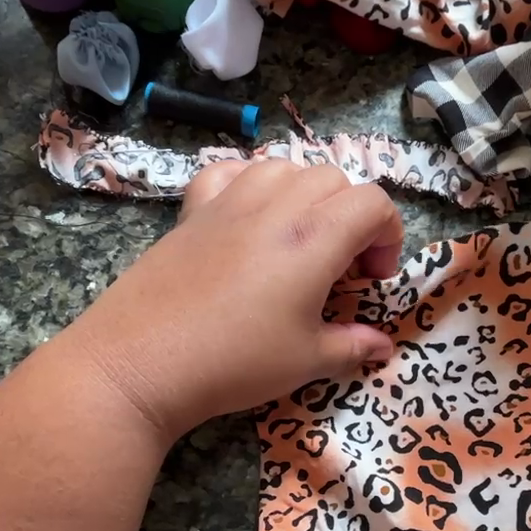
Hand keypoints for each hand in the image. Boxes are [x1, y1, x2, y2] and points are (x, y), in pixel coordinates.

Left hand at [58, 160, 402, 441]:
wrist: (142, 363)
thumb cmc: (236, 362)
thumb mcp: (307, 362)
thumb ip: (353, 347)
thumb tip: (383, 346)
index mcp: (314, 237)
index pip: (373, 202)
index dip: (388, 237)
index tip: (372, 280)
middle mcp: (275, 205)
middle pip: (333, 179)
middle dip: (351, 216)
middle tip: (340, 268)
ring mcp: (228, 202)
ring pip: (283, 167)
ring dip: (305, 195)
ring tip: (297, 241)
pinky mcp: (192, 211)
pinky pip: (229, 172)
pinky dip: (249, 184)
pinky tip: (247, 219)